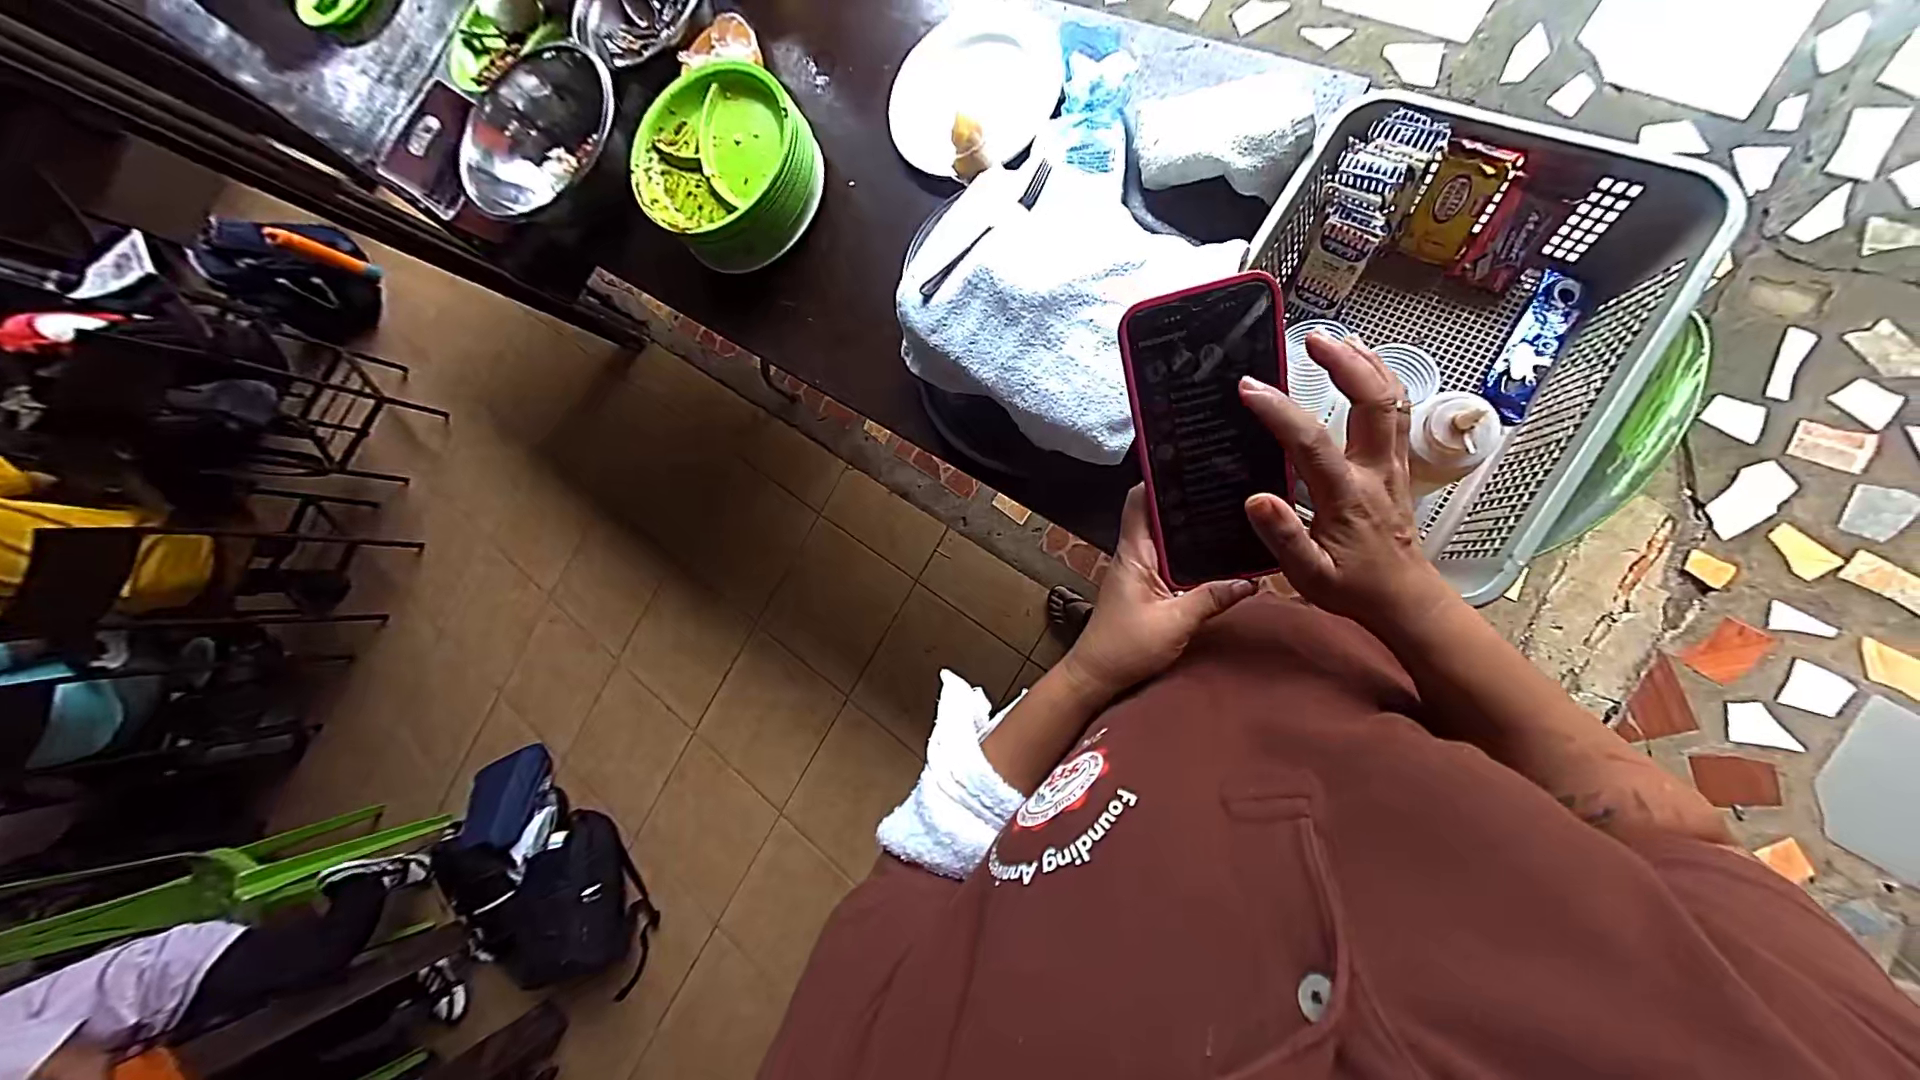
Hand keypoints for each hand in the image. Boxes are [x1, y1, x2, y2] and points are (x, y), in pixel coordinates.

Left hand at [1055, 485, 1257, 701]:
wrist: (1097, 676)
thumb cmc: (1124, 649)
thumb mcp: (1174, 623)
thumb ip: (1211, 598)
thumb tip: (1250, 581)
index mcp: (1133, 553)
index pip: (1140, 501)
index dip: (1160, 479)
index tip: (1189, 462)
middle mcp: (1134, 554)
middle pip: (1157, 514)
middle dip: (1184, 498)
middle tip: (1222, 483)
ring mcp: (1139, 569)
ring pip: (1165, 536)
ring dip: (1188, 525)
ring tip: (1225, 509)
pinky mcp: (1146, 586)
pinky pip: (1170, 559)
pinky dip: (1189, 552)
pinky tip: (1215, 552)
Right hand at [1237, 332, 1453, 630]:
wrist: (1402, 598)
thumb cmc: (1352, 587)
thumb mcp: (1308, 574)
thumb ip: (1283, 536)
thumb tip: (1257, 499)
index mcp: (1347, 496)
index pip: (1312, 441)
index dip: (1279, 410)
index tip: (1250, 388)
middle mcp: (1376, 472)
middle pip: (1374, 401)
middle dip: (1345, 363)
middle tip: (1314, 339)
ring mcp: (1392, 466)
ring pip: (1393, 401)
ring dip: (1369, 364)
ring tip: (1342, 339)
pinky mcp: (1396, 467)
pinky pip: (1396, 413)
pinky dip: (1382, 383)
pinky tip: (1366, 369)